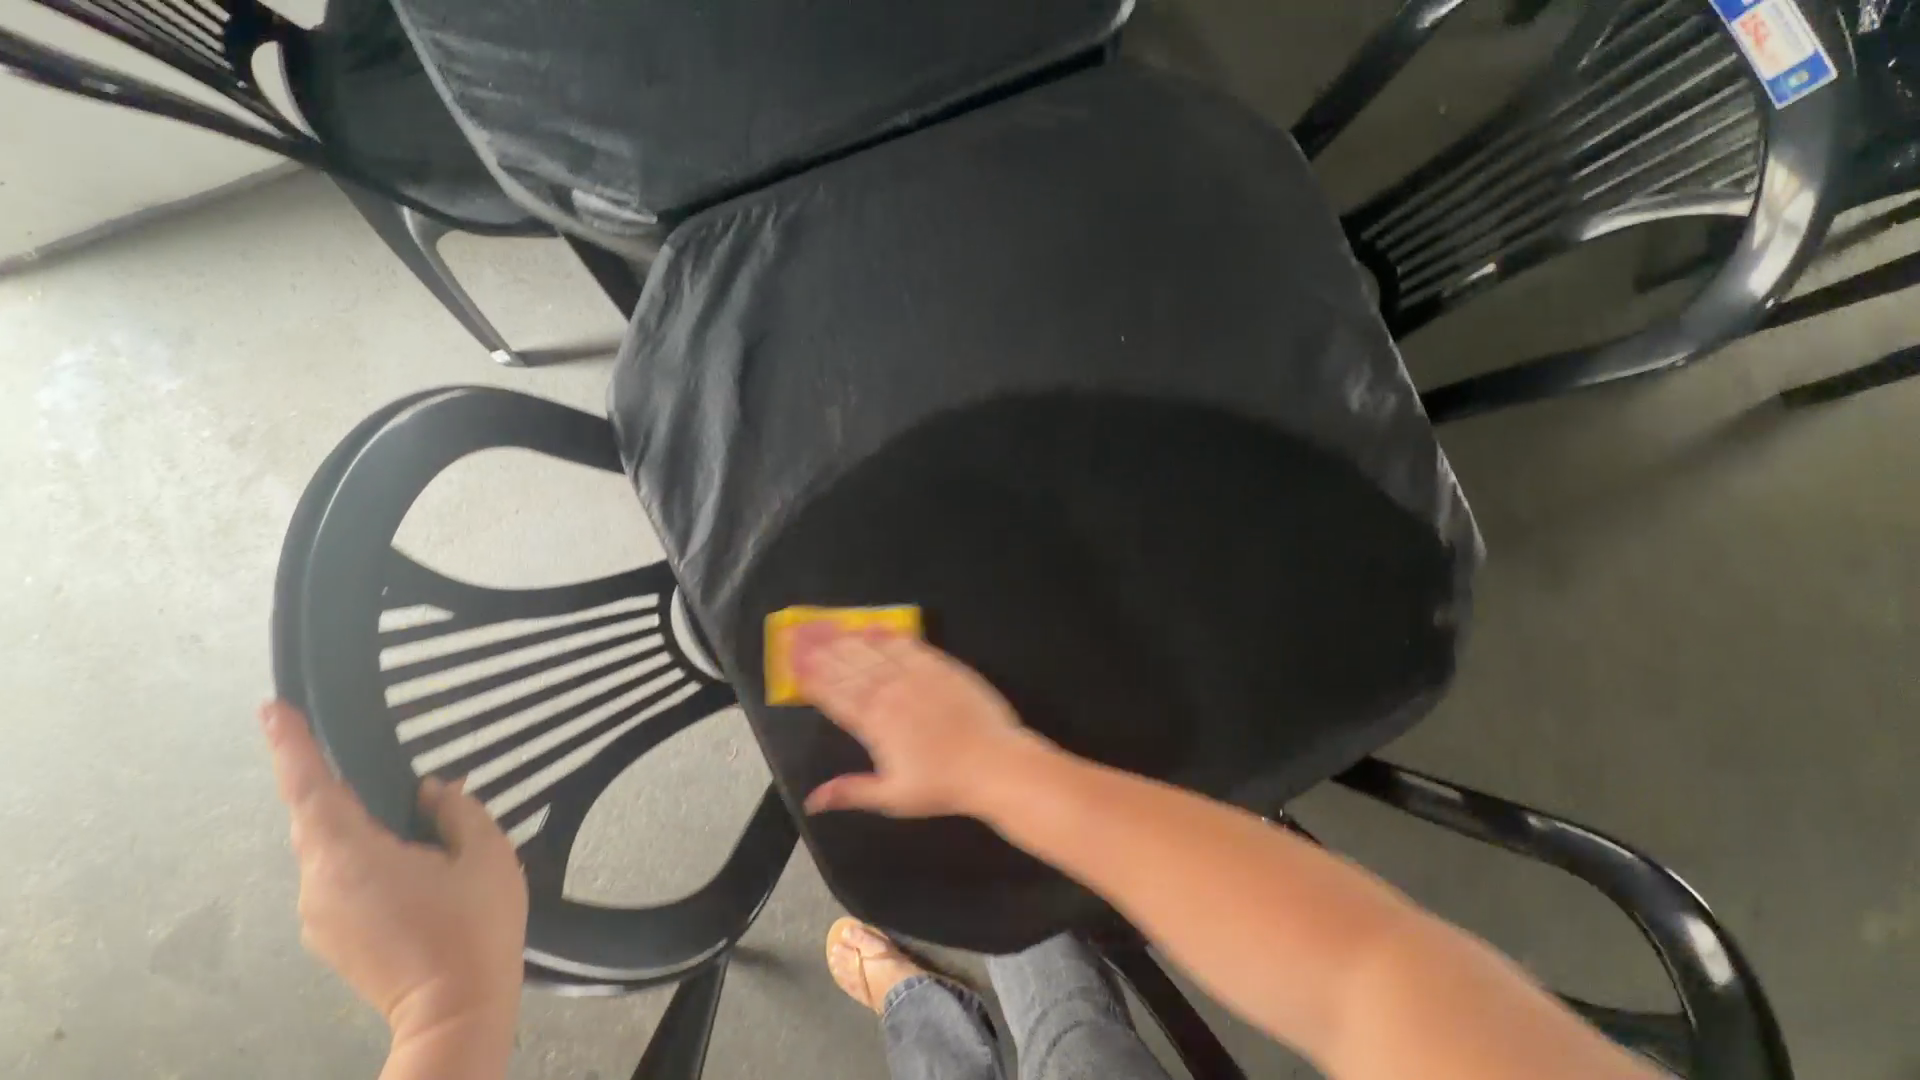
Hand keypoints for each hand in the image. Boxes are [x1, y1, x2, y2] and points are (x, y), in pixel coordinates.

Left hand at [261, 701, 526, 1047]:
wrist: (456, 1012)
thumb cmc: (474, 926)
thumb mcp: (486, 853)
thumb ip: (455, 810)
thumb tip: (429, 794)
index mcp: (352, 857)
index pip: (313, 789)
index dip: (292, 746)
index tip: (271, 708)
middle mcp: (318, 885)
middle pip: (320, 820)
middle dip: (344, 789)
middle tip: (389, 772)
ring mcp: (318, 917)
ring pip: (332, 852)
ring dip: (363, 830)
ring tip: (420, 832)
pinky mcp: (330, 938)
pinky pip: (340, 880)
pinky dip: (366, 860)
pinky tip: (412, 869)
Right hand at [793, 629, 1045, 817]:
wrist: (994, 764)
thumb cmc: (943, 786)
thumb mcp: (893, 797)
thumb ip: (850, 791)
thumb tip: (812, 800)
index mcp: (875, 725)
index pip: (835, 697)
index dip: (812, 679)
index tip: (793, 663)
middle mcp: (891, 695)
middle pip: (849, 668)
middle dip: (822, 652)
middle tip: (801, 636)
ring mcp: (917, 676)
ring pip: (874, 653)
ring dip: (848, 640)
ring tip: (827, 627)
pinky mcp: (942, 667)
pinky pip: (909, 645)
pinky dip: (888, 636)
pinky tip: (873, 627)